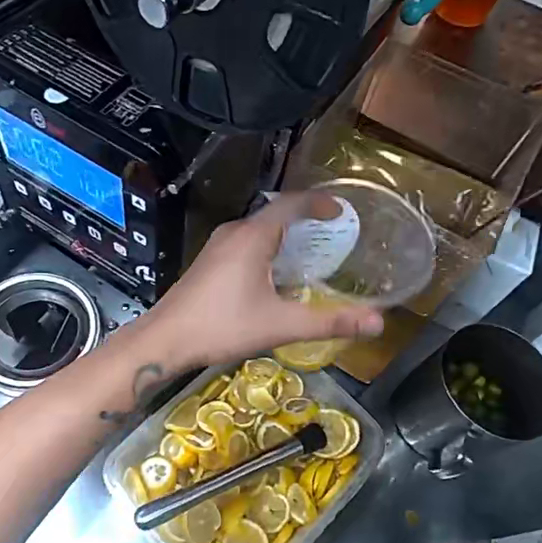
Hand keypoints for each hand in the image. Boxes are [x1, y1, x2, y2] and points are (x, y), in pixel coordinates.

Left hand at [140, 193, 385, 366]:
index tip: (342, 211)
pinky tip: (278, 275)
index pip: (292, 203)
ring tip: (313, 255)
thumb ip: (329, 322)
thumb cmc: (222, 327)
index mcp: (253, 237)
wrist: (165, 340)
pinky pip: (247, 243)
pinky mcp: (209, 261)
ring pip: (260, 230)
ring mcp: (218, 246)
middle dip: (306, 221)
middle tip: (334, 237)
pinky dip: (269, 249)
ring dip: (287, 236)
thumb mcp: (280, 325)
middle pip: (276, 214)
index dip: (320, 203)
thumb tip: (376, 323)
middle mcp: (234, 233)